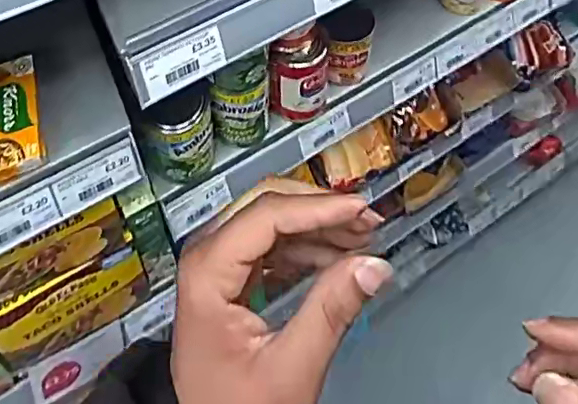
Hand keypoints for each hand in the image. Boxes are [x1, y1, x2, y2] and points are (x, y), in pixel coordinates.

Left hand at [171, 182, 391, 403]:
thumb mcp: (290, 370)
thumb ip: (331, 311)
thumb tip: (372, 266)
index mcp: (206, 269)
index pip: (266, 215)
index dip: (317, 207)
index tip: (359, 208)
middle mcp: (205, 255)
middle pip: (265, 207)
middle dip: (318, 210)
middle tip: (365, 219)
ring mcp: (215, 264)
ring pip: (269, 222)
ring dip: (316, 226)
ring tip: (360, 237)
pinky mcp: (228, 278)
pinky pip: (269, 246)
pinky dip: (305, 246)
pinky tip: (336, 256)